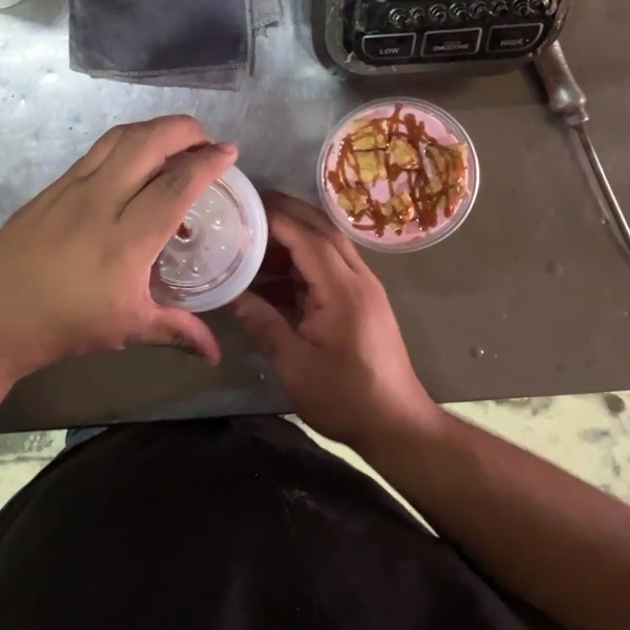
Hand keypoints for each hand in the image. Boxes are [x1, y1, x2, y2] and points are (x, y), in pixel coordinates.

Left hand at [0, 116, 235, 378]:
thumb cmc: (66, 325)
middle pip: (149, 143)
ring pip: (120, 138)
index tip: (230, 153)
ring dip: (154, 128)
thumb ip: (178, 331)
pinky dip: (125, 142)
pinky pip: (96, 151)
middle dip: (185, 129)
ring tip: (175, 139)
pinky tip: (134, 158)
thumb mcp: (128, 330)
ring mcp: (72, 188)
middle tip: (206, 139)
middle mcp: (101, 203)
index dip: (208, 163)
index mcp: (127, 241)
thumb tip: (217, 353)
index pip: (176, 185)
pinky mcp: (52, 186)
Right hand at [232, 193, 442, 450]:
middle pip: (322, 230)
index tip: (243, 205)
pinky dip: (303, 261)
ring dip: (294, 235)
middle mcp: (358, 279)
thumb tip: (233, 296)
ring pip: (328, 245)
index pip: (307, 237)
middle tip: (248, 205)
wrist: (396, 424)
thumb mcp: (295, 366)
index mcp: (342, 290)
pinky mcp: (362, 301)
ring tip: (253, 237)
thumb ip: (264, 324)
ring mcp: (363, 289)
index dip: (275, 217)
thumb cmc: (345, 397)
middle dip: (287, 212)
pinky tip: (273, 275)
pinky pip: (330, 266)